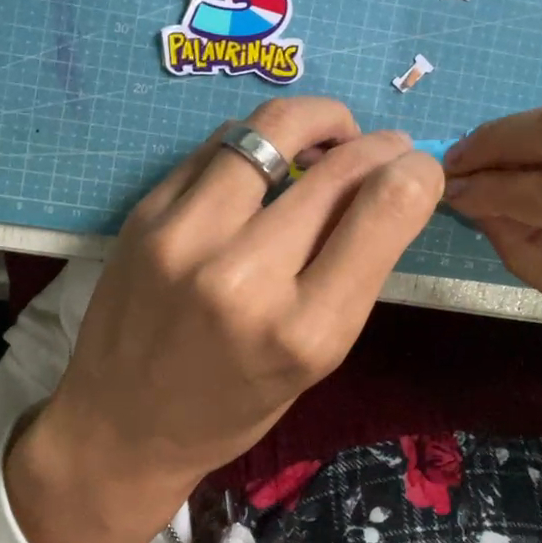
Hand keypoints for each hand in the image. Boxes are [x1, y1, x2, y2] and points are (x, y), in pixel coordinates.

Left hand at [5, 98, 442, 542]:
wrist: (121, 422)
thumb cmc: (234, 404)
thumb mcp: (315, 358)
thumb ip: (355, 269)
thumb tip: (392, 182)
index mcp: (304, 331)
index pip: (383, 210)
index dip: (417, 172)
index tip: (420, 167)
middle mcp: (242, 276)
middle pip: (336, 166)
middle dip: (378, 144)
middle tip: (386, 146)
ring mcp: (184, 236)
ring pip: (271, 127)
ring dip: (318, 119)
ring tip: (329, 136)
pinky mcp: (146, 211)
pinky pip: (220, 142)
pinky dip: (259, 139)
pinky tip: (268, 156)